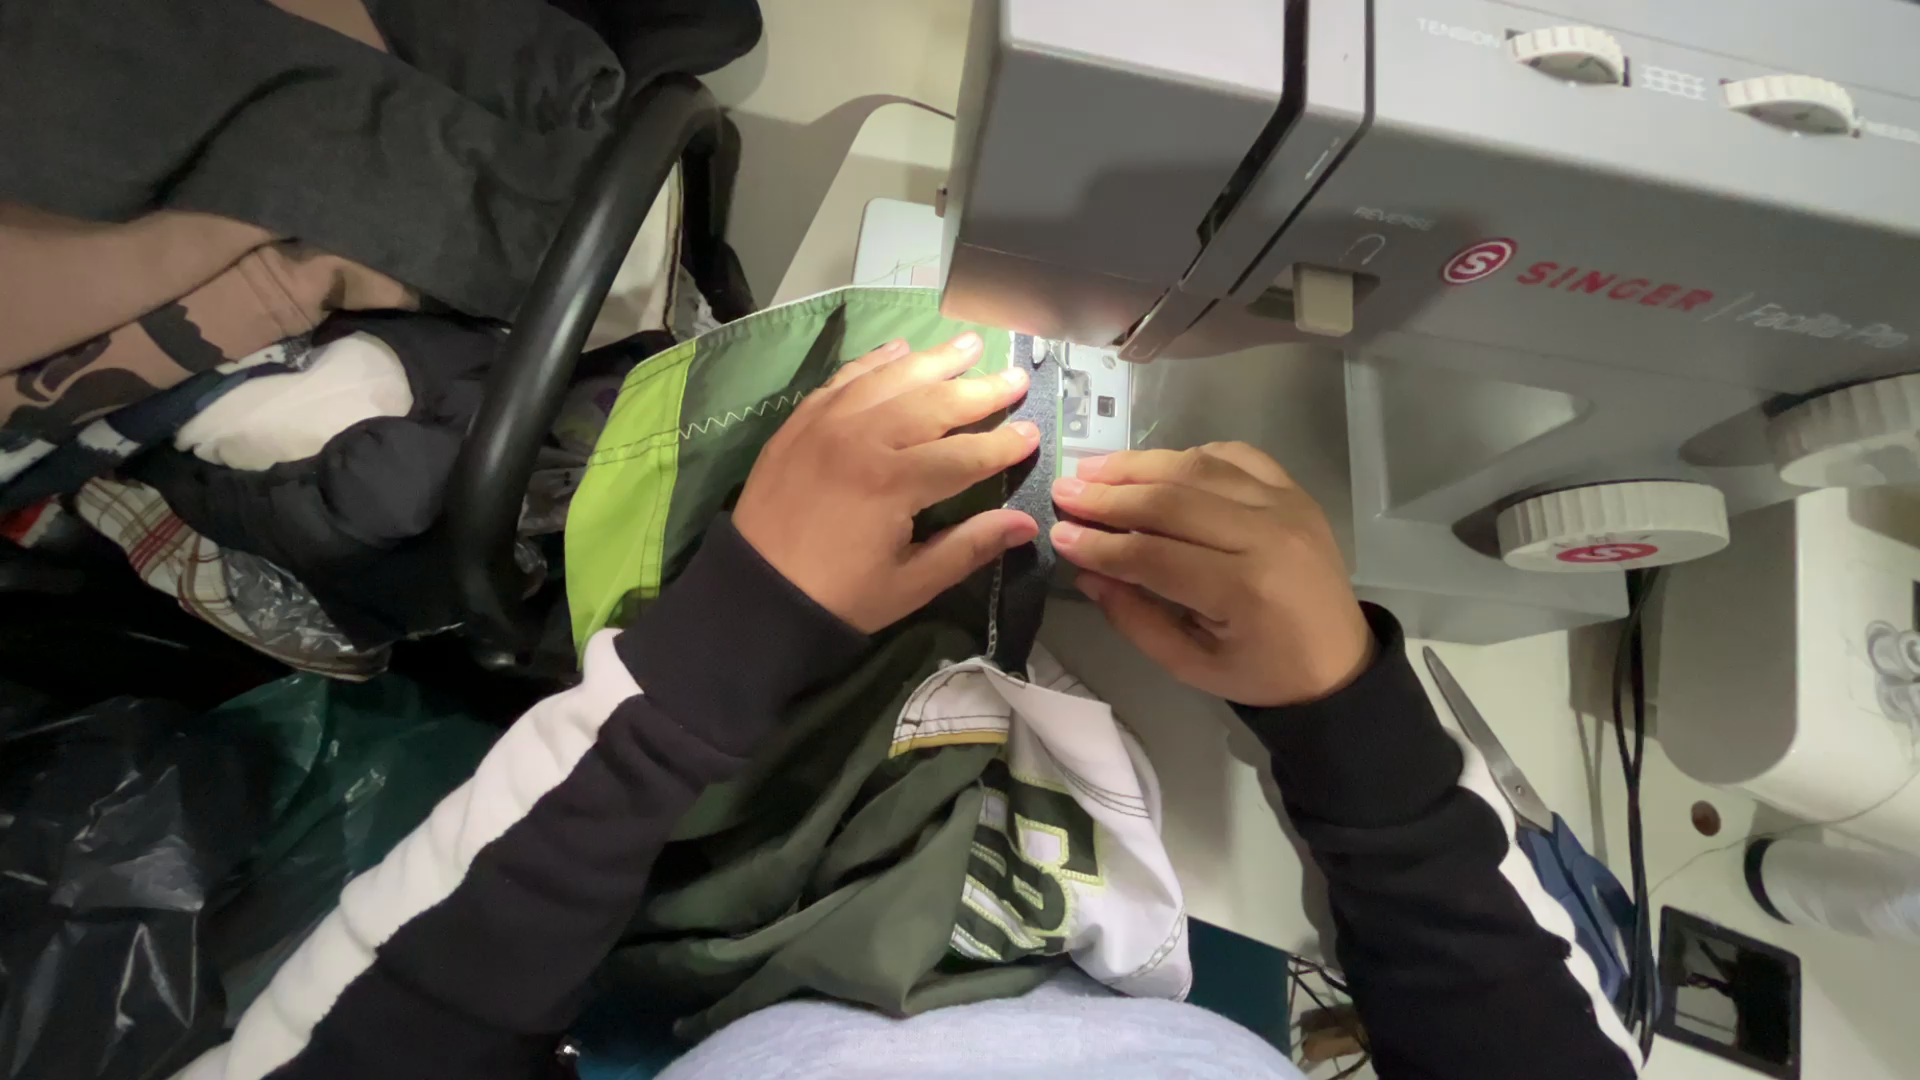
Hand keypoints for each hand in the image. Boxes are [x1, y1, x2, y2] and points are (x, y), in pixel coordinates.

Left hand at [733, 333, 1040, 632]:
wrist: (754, 592)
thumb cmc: (839, 596)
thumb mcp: (910, 585)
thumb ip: (968, 547)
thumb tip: (1024, 524)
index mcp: (893, 483)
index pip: (966, 455)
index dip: (1003, 445)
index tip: (1033, 433)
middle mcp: (863, 439)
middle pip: (934, 404)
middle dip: (980, 390)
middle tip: (1015, 375)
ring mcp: (828, 423)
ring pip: (891, 379)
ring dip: (933, 360)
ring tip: (968, 344)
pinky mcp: (801, 421)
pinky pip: (845, 380)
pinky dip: (875, 362)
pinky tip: (899, 351)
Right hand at [1049, 443, 1372, 705]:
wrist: (1339, 664)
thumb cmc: (1259, 672)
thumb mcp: (1189, 664)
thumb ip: (1133, 618)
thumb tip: (1085, 571)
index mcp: (1243, 589)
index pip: (1153, 554)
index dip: (1099, 543)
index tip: (1058, 533)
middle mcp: (1267, 535)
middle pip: (1171, 500)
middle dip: (1109, 495)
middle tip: (1065, 490)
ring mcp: (1285, 505)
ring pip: (1198, 467)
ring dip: (1140, 464)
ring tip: (1094, 468)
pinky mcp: (1294, 491)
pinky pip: (1235, 455)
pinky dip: (1190, 455)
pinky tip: (1158, 466)